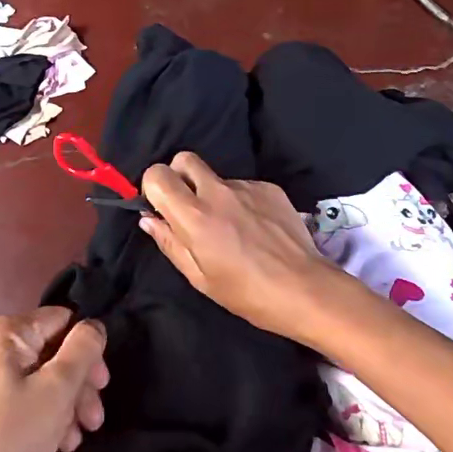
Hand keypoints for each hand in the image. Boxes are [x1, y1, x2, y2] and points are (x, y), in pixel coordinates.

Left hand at [0, 307, 107, 451]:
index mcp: (9, 333)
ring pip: (51, 377)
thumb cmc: (15, 433)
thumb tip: (94, 326)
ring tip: (82, 433)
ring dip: (73, 403)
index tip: (101, 382)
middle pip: (59, 351)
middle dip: (82, 383)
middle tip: (96, 415)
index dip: (88, 348)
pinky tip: (64, 441)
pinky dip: (54, 415)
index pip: (65, 320)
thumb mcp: (59, 385)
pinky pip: (35, 397)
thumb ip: (84, 347)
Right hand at [138, 152, 343, 344]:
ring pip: (218, 178)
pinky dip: (243, 202)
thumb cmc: (246, 292)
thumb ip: (170, 242)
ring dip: (216, 195)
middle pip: (185, 159)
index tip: (163, 207)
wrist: (302, 286)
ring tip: (233, 229)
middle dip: (180, 176)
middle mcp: (218, 191)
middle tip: (190, 207)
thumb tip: (150, 218)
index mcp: (194, 215)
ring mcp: (248, 186)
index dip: (155, 187)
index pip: (158, 174)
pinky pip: (245, 187)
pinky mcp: (271, 188)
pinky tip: (256, 229)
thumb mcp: (199, 276)